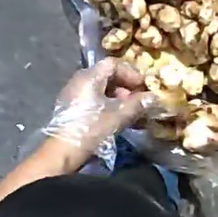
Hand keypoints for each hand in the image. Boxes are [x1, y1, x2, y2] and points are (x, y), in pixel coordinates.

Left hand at [37, 59, 155, 170]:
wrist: (62, 152)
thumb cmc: (91, 128)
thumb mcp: (118, 115)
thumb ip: (138, 104)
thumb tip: (155, 97)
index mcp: (89, 76)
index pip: (113, 64)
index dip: (131, 73)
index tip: (143, 87)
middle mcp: (78, 81)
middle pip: (106, 76)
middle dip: (126, 87)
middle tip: (138, 100)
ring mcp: (73, 95)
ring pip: (100, 90)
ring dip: (118, 98)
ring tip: (130, 112)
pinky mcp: (71, 109)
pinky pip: (93, 100)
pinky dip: (107, 106)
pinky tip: (117, 120)